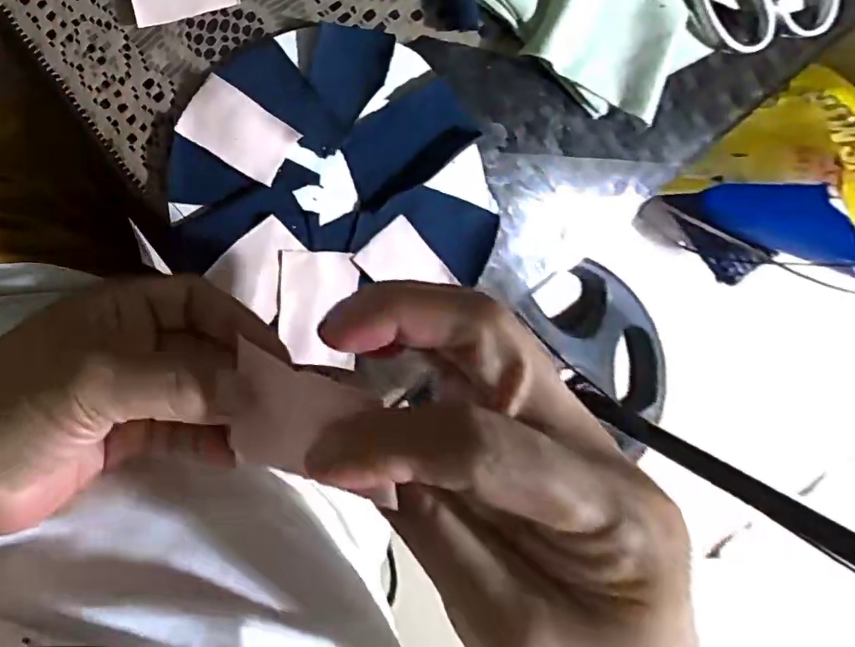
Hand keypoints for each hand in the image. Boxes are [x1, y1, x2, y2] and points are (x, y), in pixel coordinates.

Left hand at [0, 273, 284, 535]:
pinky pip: (185, 430)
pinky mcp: (125, 435)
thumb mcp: (92, 382)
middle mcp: (126, 341)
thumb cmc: (15, 406)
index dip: (238, 324)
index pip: (191, 299)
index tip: (282, 366)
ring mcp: (127, 390)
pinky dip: (218, 440)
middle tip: (307, 411)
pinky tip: (249, 456)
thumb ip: (173, 381)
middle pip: (202, 346)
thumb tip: (259, 385)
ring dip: (242, 410)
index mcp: (114, 308)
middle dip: (251, 371)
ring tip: (293, 440)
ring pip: (200, 391)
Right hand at [305, 283, 694, 646]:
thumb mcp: (503, 620)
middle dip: (397, 315)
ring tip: (338, 341)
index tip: (321, 461)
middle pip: (490, 333)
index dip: (384, 441)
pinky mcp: (515, 412)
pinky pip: (454, 350)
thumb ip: (422, 522)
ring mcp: (553, 417)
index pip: (477, 441)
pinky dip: (397, 339)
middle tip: (329, 335)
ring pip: (470, 324)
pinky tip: (361, 359)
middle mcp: (588, 442)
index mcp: (611, 508)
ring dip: (394, 317)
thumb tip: (334, 453)